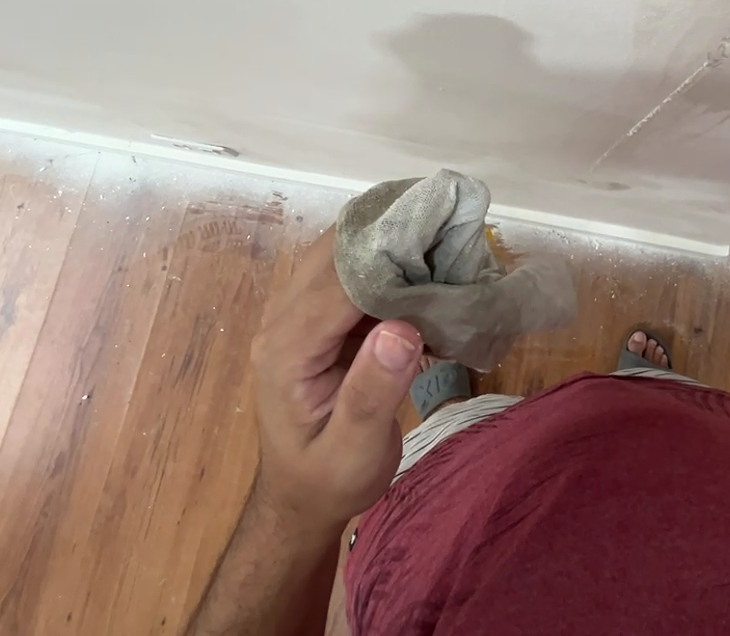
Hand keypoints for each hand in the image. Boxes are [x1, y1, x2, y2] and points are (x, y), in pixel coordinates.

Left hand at [250, 226, 422, 524]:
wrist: (302, 499)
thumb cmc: (329, 479)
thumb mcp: (354, 452)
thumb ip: (373, 392)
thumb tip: (401, 328)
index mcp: (288, 350)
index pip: (339, 284)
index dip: (388, 258)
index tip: (440, 243)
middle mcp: (283, 321)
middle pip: (333, 253)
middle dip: (388, 234)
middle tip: (446, 230)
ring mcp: (296, 315)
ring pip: (339, 252)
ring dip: (386, 240)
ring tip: (439, 238)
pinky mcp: (316, 316)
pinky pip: (348, 270)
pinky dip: (384, 258)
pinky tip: (422, 262)